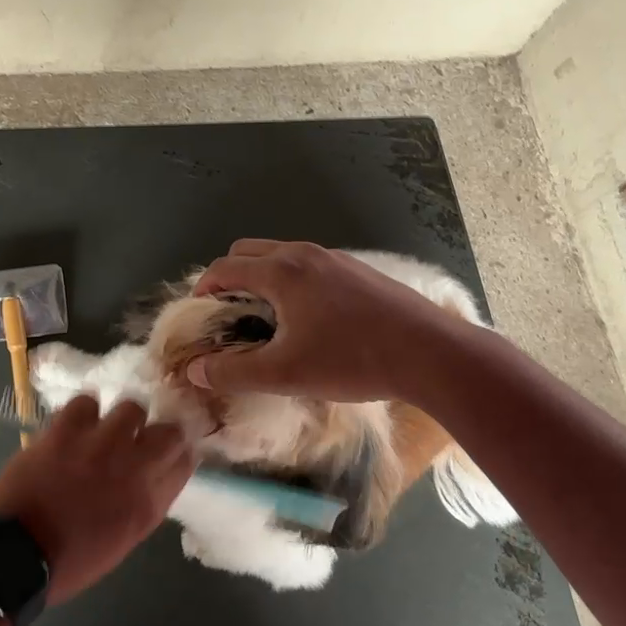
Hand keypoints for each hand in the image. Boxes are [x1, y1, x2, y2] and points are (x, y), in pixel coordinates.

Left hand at [0, 396, 195, 602]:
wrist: (16, 555)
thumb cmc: (70, 561)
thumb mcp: (121, 539)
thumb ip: (142, 505)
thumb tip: (149, 479)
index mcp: (148, 503)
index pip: (184, 463)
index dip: (180, 455)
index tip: (171, 453)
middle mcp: (133, 467)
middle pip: (169, 432)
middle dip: (158, 433)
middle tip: (139, 438)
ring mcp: (99, 444)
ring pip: (131, 408)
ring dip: (122, 419)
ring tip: (105, 429)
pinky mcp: (65, 430)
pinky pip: (86, 402)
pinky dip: (84, 411)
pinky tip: (76, 424)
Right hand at [182, 239, 466, 403]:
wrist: (431, 353)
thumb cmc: (351, 360)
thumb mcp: (284, 374)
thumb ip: (233, 371)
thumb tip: (195, 371)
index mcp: (281, 271)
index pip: (224, 267)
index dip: (203, 290)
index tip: (200, 317)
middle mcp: (304, 254)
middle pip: (248, 252)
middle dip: (230, 279)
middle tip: (231, 317)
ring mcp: (336, 259)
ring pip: (281, 257)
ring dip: (263, 280)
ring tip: (268, 322)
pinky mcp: (359, 272)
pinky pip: (309, 266)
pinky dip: (292, 283)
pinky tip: (310, 322)